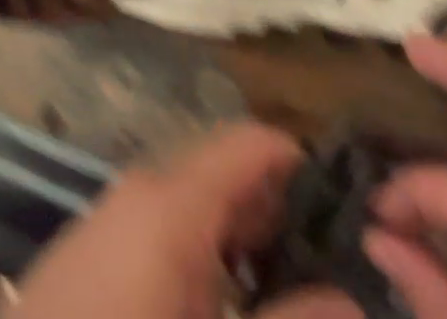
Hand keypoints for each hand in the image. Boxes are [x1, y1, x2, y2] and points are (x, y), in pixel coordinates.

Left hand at [10, 124, 357, 318]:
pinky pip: (164, 233)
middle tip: (332, 272)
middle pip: (230, 176)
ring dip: (245, 243)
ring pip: (199, 208)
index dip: (309, 168)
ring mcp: (109, 220)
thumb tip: (354, 296)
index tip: (355, 217)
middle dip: (283, 217)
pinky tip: (220, 307)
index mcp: (171, 203)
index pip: (253, 142)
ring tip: (283, 295)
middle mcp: (140, 193)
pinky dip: (204, 258)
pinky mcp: (90, 251)